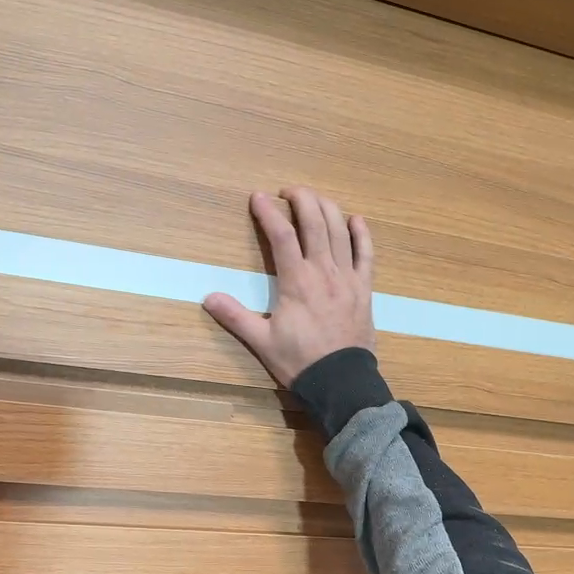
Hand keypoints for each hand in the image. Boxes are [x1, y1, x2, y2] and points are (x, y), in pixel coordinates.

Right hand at [204, 186, 374, 386]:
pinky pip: (366, 254)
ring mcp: (348, 278)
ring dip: (327, 208)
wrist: (340, 381)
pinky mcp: (364, 289)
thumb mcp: (261, 341)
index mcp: (296, 281)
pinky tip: (354, 219)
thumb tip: (208, 298)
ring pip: (340, 231)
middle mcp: (324, 271)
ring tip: (314, 198)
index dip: (269, 212)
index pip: (281, 236)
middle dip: (301, 199)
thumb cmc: (299, 361)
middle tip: (288, 191)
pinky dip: (361, 233)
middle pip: (315, 222)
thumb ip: (235, 317)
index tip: (258, 197)